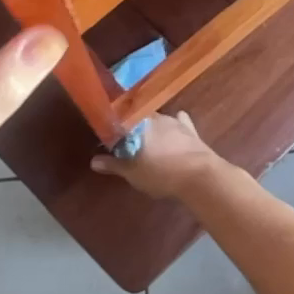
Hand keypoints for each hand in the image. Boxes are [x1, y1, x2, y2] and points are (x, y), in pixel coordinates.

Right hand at [90, 112, 228, 199]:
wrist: (199, 176)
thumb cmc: (160, 173)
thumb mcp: (132, 173)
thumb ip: (113, 165)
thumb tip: (93, 161)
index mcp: (136, 123)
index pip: (120, 121)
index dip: (115, 132)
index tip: (112, 143)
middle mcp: (154, 117)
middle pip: (139, 119)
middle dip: (134, 129)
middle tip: (130, 145)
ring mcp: (175, 122)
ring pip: (158, 120)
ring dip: (153, 129)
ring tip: (151, 143)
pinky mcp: (192, 131)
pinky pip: (180, 123)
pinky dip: (176, 126)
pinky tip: (176, 130)